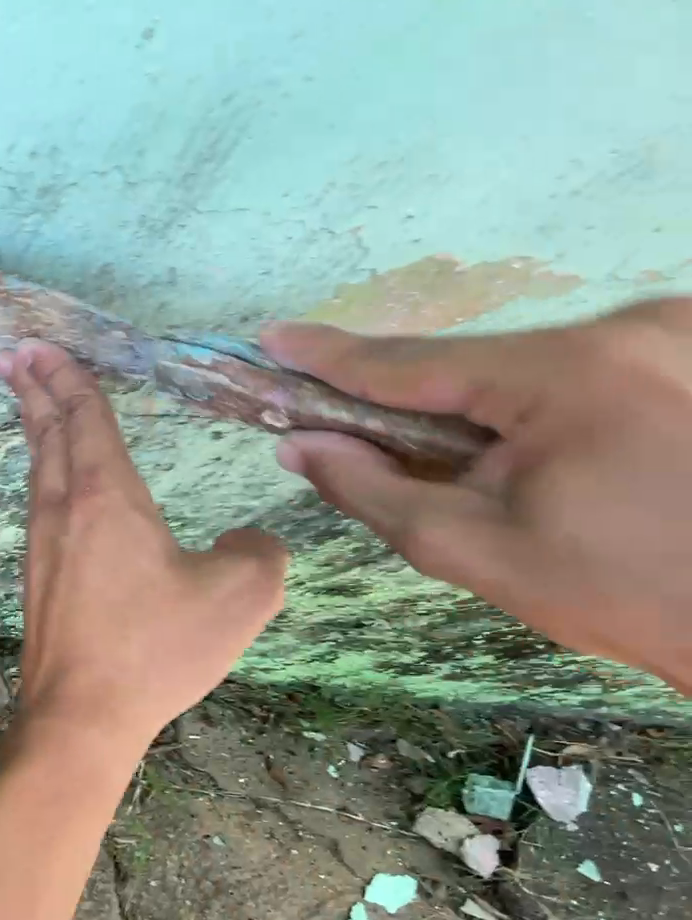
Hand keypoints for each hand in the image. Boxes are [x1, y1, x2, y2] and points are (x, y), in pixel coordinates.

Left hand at [0, 340, 288, 744]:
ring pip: (38, 465)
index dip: (70, 378)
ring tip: (28, 397)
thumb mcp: (239, 596)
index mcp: (105, 497)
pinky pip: (39, 498)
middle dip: (36, 387)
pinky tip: (48, 475)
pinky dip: (42, 467)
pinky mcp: (36, 571)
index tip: (44, 347)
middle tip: (16, 353)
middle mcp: (63, 508)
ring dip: (35, 425)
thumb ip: (257, 551)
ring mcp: (41, 540)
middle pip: (48, 432)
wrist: (79, 709)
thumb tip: (247, 539)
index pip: (86, 419)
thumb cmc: (155, 648)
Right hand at [263, 298, 691, 691]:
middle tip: (378, 454)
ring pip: (528, 368)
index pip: (409, 363)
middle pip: (473, 365)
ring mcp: (685, 332)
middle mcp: (637, 326)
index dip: (328, 355)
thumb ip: (370, 489)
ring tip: (497, 478)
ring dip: (483, 411)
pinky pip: (585, 368)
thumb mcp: (473, 548)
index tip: (269, 339)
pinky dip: (541, 407)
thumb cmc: (634, 592)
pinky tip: (563, 460)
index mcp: (572, 373)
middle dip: (415, 408)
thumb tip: (297, 444)